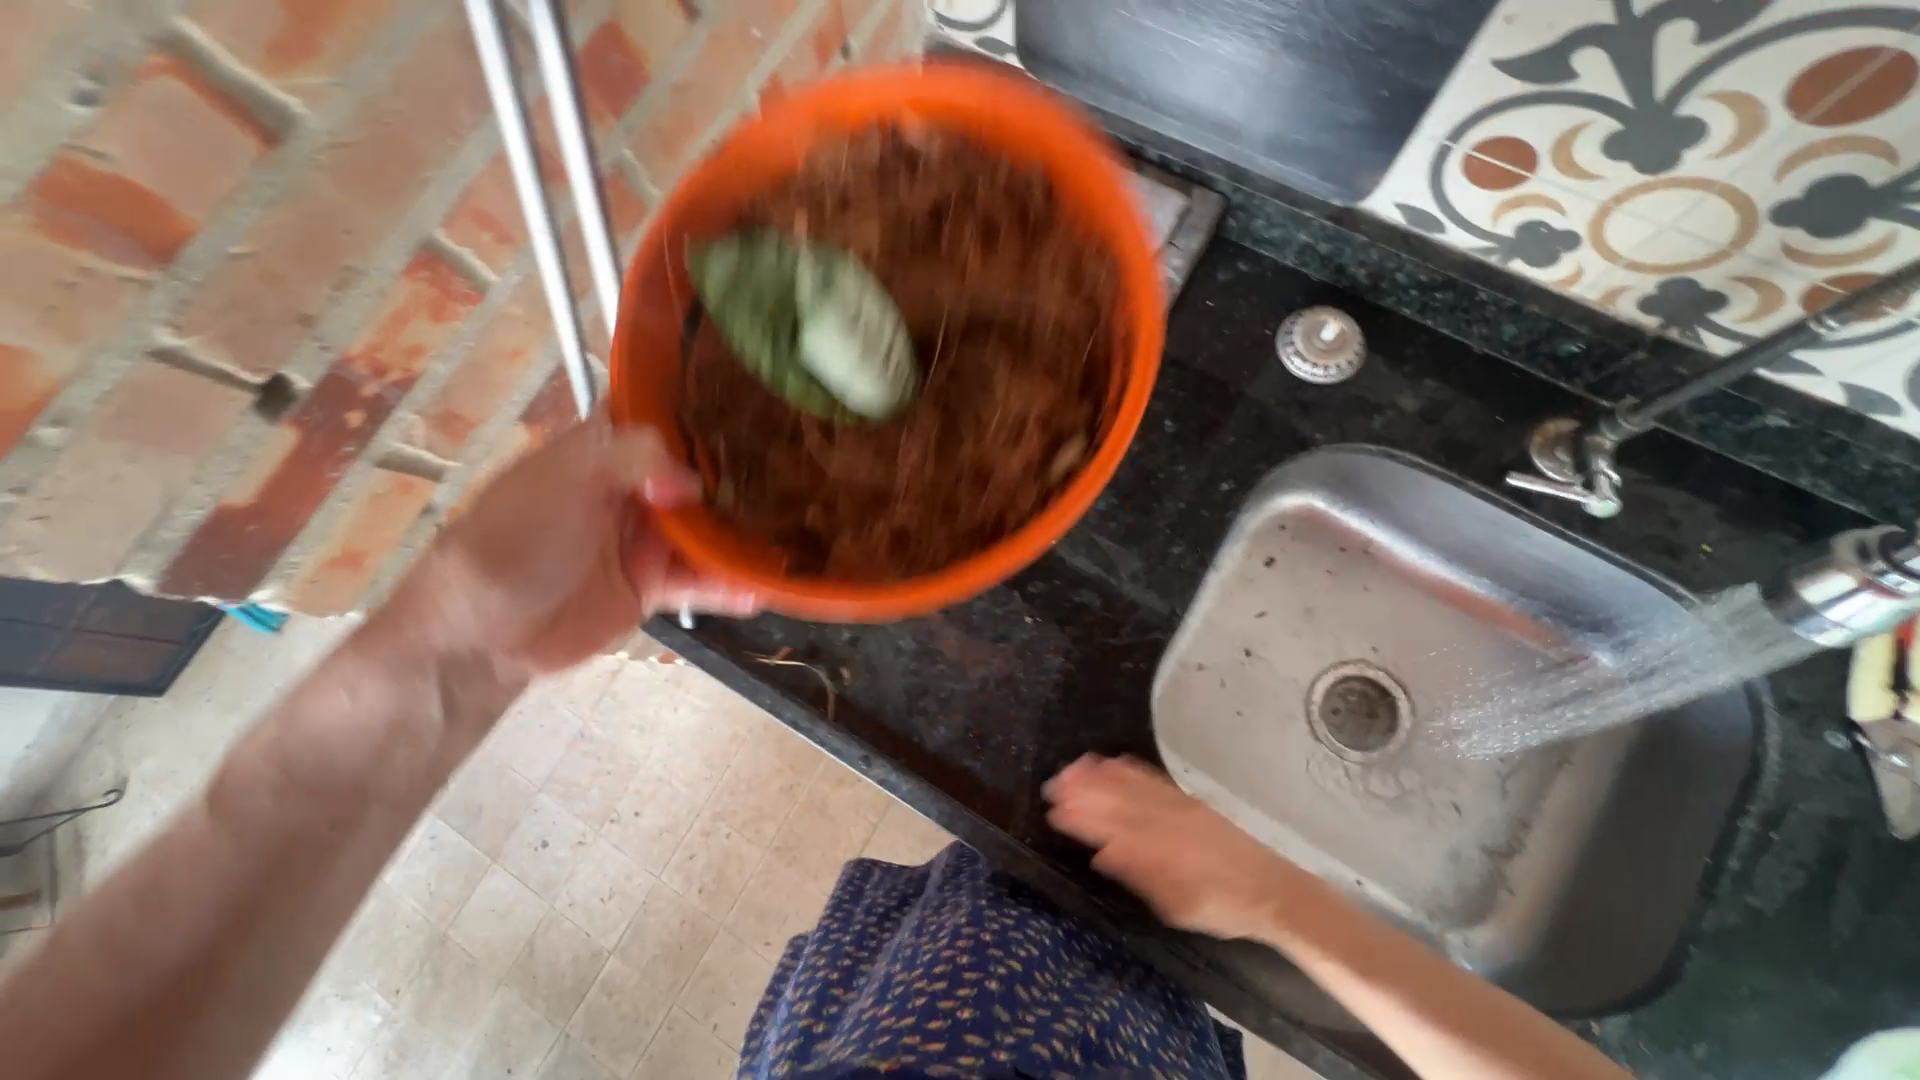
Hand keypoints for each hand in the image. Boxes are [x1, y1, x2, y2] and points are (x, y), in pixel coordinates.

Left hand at [384, 412, 756, 671]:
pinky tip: (763, 588)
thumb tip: (696, 481)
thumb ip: (634, 458)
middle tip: (800, 479)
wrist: (484, 631)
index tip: (762, 409)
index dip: (708, 414)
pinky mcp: (651, 587)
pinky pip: (700, 583)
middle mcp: (632, 489)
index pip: (665, 419)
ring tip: (793, 537)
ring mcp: (644, 540)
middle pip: (700, 478)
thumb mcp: (569, 478)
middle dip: (742, 480)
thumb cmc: (518, 539)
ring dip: (743, 538)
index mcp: (605, 450)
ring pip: (707, 532)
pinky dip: (729, 587)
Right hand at [1044, 754, 1297, 940]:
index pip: (1111, 828)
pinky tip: (1115, 761)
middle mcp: (1168, 821)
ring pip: (1133, 785)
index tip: (1055, 809)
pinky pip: (1154, 779)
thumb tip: (1101, 854)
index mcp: (1160, 850)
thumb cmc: (1221, 908)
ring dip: (1101, 775)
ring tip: (1074, 765)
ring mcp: (1180, 806)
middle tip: (1053, 783)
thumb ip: (1139, 876)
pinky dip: (1131, 769)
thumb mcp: (1177, 906)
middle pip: (1117, 801)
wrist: (1273, 890)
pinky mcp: (1191, 800)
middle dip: (1083, 790)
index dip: (1081, 817)